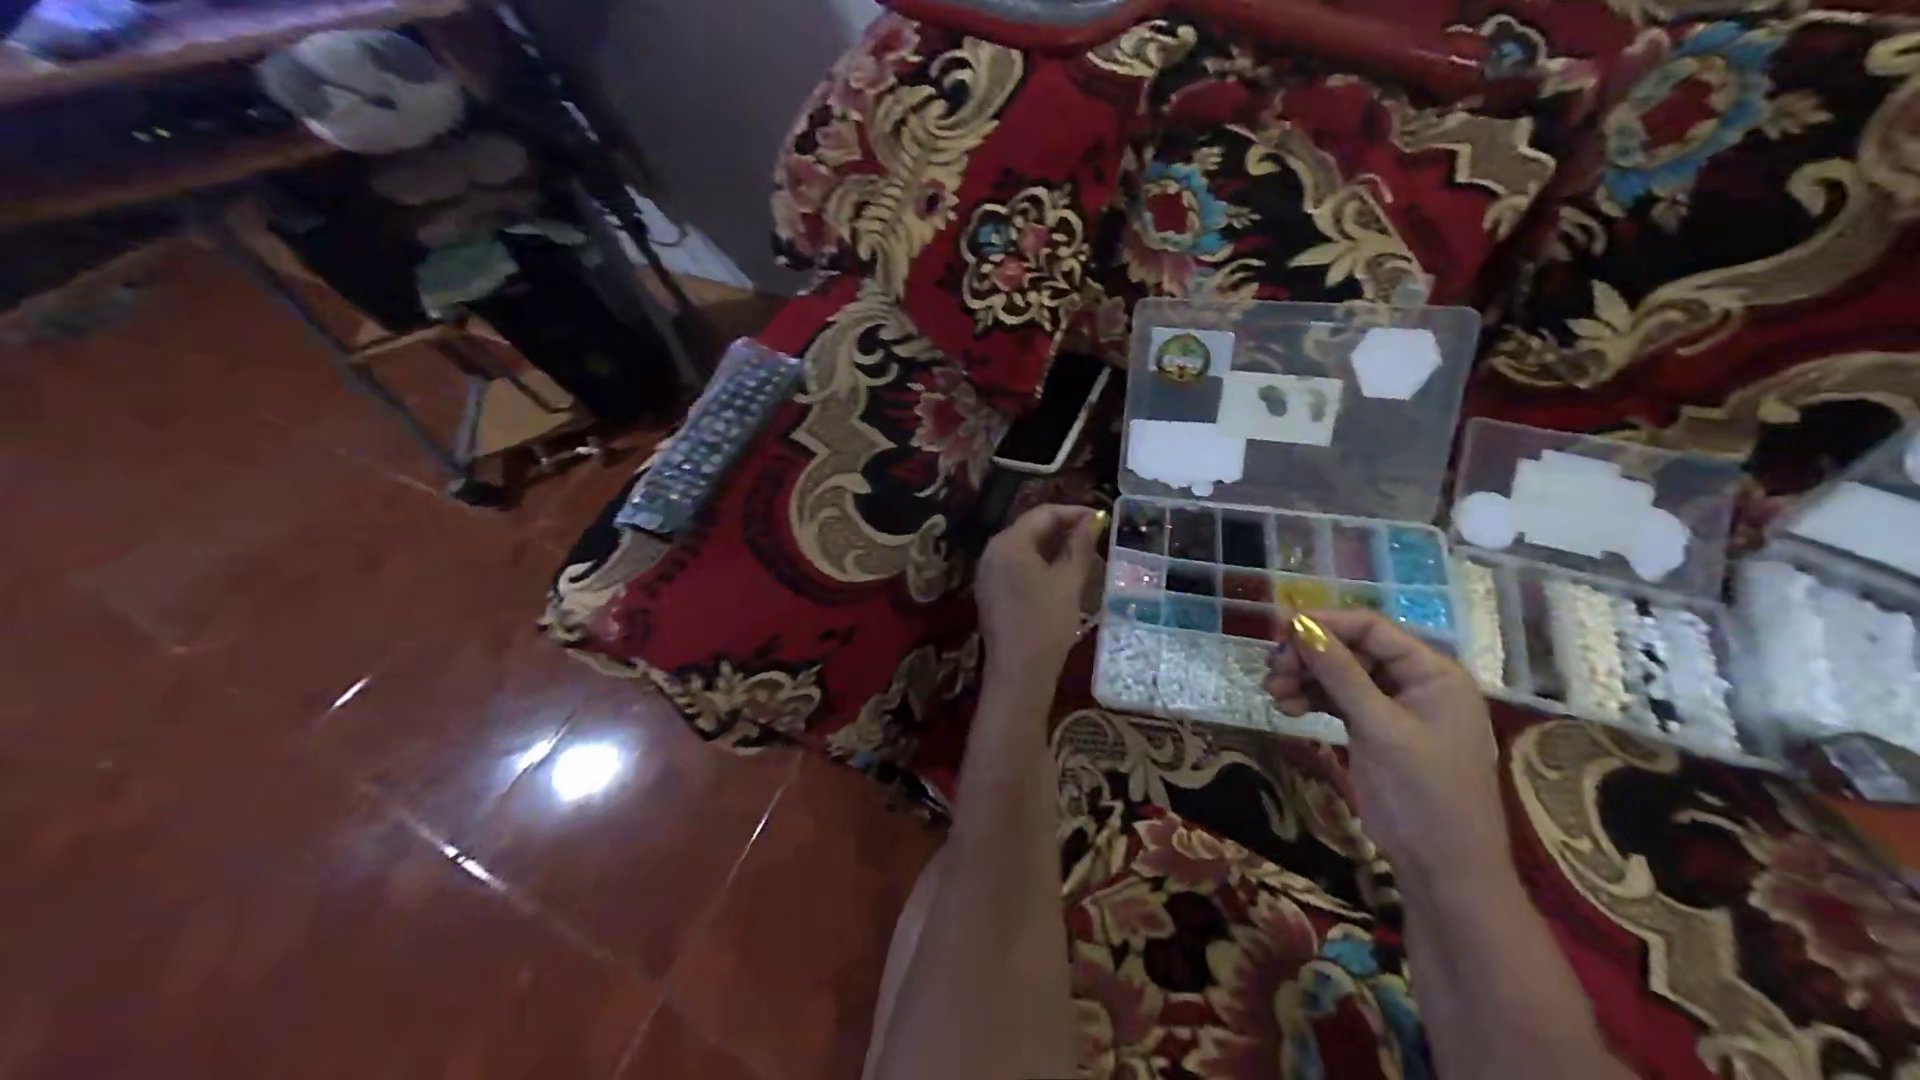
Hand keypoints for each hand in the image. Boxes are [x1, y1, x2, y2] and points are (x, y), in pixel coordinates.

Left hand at [976, 504, 1099, 685]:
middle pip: (1031, 528)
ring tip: (1085, 555)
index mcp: (1008, 542)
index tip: (1101, 519)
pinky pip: (1017, 566)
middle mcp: (992, 551)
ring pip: (1025, 548)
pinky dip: (1040, 564)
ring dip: (1054, 547)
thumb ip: (1080, 546)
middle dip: (1064, 529)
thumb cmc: (1046, 623)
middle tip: (1095, 537)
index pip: (1043, 513)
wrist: (1018, 672)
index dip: (1074, 512)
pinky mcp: (991, 591)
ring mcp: (988, 573)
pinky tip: (1063, 575)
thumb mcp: (1069, 582)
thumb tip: (1093, 520)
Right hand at [1265, 609, 1510, 884]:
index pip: (1373, 630)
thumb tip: (1301, 627)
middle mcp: (1415, 682)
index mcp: (1434, 673)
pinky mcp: (1374, 729)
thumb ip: (1341, 675)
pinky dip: (1311, 700)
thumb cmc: (1424, 792)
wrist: (1442, 865)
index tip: (1281, 630)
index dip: (1327, 624)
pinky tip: (1287, 708)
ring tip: (1273, 694)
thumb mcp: (1380, 728)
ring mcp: (1393, 707)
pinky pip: (1337, 700)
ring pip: (1339, 675)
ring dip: (1304, 679)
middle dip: (1310, 657)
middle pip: (1352, 651)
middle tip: (1272, 671)